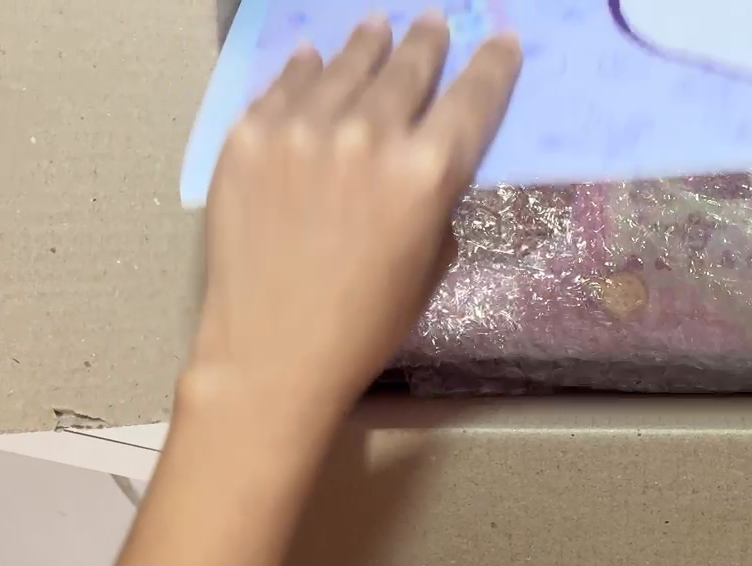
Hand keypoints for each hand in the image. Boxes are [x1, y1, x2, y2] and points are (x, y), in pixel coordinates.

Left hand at [185, 15, 520, 433]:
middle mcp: (368, 134)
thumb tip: (426, 169)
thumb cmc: (370, 324)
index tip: (503, 41)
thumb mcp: (431, 269)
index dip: (494, 68)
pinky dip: (308, 68)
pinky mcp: (249, 133)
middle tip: (436, 22)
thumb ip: (437, 205)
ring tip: (381, 28)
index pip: (473, 103)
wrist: (275, 347)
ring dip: (371, 45)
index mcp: (426, 175)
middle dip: (429, 44)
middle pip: (408, 69)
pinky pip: (286, 84)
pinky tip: (316, 57)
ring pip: (345, 65)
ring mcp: (301, 126)